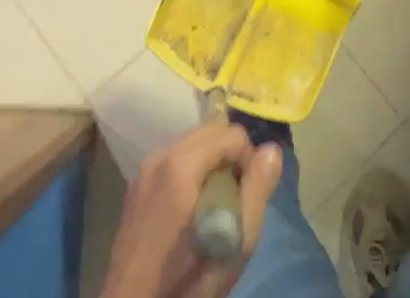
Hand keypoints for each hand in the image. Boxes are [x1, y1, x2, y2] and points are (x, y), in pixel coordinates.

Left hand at [99, 124, 283, 297]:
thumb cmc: (187, 279)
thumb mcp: (235, 243)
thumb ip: (256, 191)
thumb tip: (271, 149)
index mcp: (181, 165)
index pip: (232, 134)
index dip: (248, 160)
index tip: (247, 195)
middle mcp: (159, 154)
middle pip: (211, 130)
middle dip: (231, 156)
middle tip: (235, 198)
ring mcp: (144, 168)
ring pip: (193, 143)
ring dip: (213, 163)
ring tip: (216, 205)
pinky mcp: (137, 183)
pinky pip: (175, 158)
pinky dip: (193, 170)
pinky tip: (192, 209)